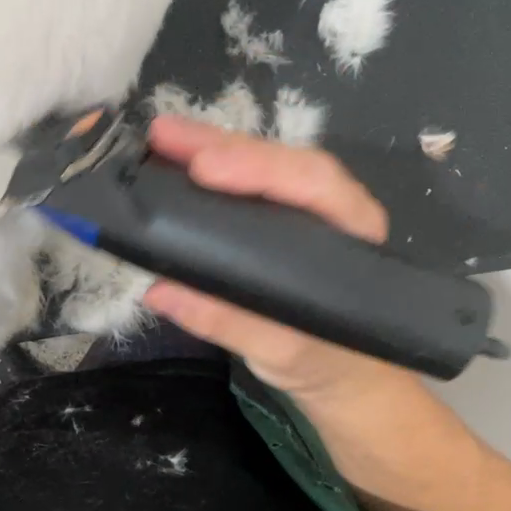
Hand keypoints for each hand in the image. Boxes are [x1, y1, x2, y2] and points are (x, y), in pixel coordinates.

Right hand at [136, 116, 410, 408]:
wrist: (341, 375)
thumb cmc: (326, 361)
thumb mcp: (284, 352)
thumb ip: (232, 323)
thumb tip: (161, 292)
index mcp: (351, 233)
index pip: (311, 183)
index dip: (258, 169)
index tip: (204, 169)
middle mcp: (328, 210)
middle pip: (278, 162)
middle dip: (221, 145)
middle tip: (162, 136)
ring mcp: (298, 213)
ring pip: (259, 167)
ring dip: (208, 149)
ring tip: (159, 140)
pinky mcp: (272, 224)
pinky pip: (242, 189)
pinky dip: (205, 174)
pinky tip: (171, 166)